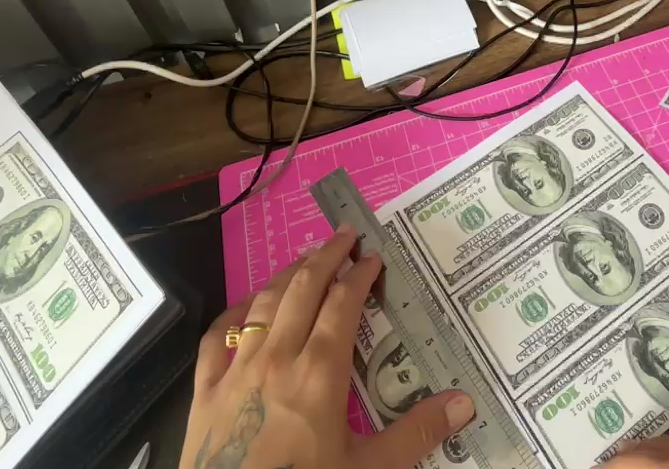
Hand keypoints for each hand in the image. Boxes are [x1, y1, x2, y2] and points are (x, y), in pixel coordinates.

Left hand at [183, 225, 475, 468]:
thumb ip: (415, 434)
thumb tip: (464, 402)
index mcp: (319, 371)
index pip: (344, 302)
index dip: (361, 274)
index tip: (374, 257)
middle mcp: (277, 356)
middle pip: (304, 286)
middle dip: (327, 255)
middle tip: (346, 234)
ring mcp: (236, 370)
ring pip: (264, 302)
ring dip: (288, 273)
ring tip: (307, 258)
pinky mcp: (204, 391)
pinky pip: (217, 336)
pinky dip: (235, 311)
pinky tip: (247, 304)